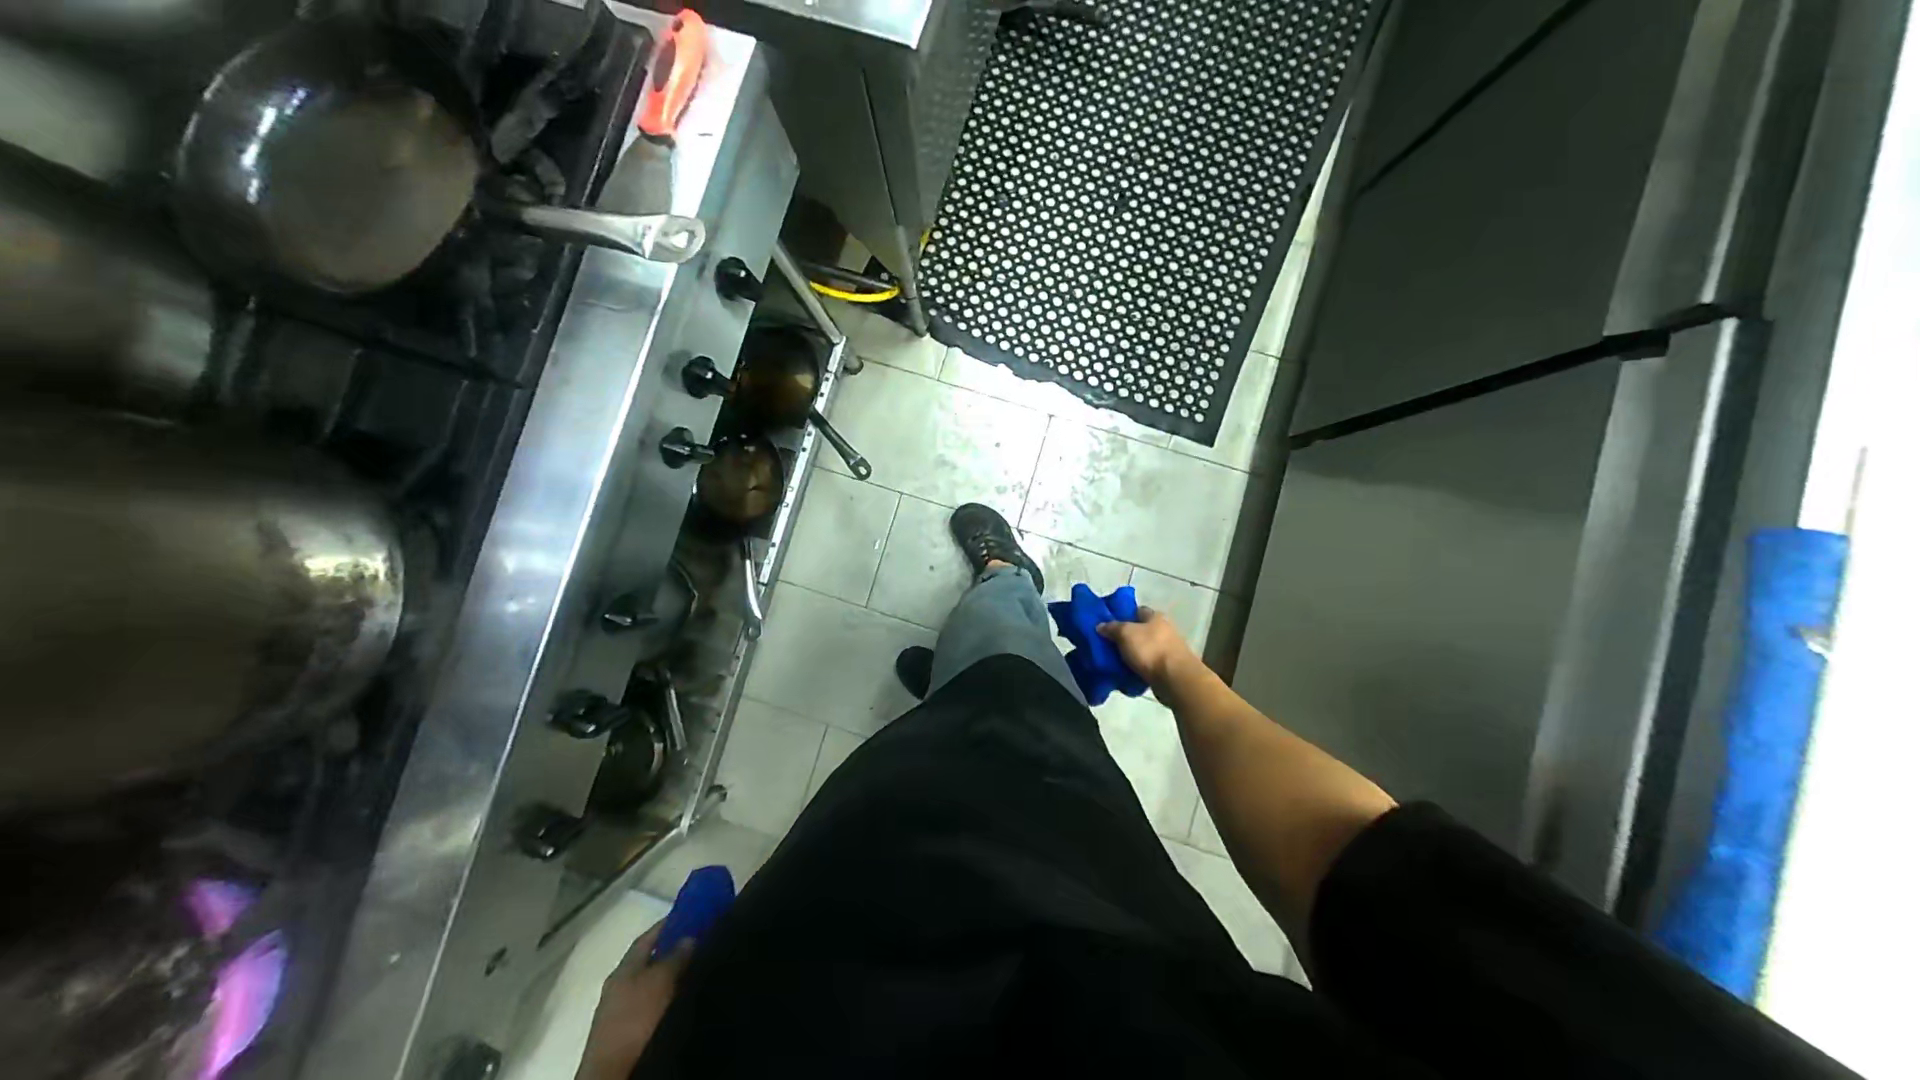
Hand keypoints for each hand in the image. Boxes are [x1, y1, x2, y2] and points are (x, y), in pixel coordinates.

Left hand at [575, 919, 694, 1079]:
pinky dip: (669, 997)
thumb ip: (675, 956)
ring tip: (700, 970)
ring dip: (674, 976)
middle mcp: (619, 986)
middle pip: (650, 960)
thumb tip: (689, 937)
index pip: (647, 937)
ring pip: (653, 984)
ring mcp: (621, 1011)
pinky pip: (654, 1004)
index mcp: (623, 969)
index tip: (695, 914)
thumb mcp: (660, 981)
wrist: (615, 1075)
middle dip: (675, 950)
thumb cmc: (636, 1019)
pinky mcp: (629, 1033)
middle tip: (704, 942)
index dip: (669, 923)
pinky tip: (686, 999)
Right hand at [1096, 606, 1200, 690]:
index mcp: (1156, 617)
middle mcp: (1164, 630)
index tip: (1109, 624)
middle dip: (1125, 637)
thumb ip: (1112, 628)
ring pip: (1143, 649)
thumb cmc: (1150, 649)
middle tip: (1107, 644)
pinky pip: (1147, 665)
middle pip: (1140, 631)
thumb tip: (1100, 625)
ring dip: (1131, 654)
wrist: (1174, 678)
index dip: (1123, 615)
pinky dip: (1138, 668)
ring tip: (1113, 661)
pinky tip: (1125, 673)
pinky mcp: (1168, 668)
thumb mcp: (1126, 633)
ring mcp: (1167, 650)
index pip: (1137, 610)